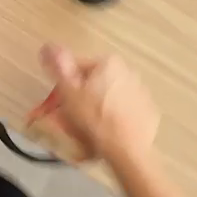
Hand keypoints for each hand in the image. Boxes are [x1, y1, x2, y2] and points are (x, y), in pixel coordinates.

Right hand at [30, 44, 160, 164]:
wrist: (127, 150)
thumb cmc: (94, 118)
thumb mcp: (69, 91)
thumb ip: (58, 66)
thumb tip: (47, 46)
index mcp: (108, 62)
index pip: (76, 69)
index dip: (62, 86)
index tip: (55, 105)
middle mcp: (128, 71)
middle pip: (93, 82)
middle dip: (79, 97)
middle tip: (68, 118)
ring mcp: (141, 91)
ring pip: (108, 95)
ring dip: (96, 106)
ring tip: (86, 128)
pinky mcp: (148, 111)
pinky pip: (124, 110)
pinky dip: (113, 116)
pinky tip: (105, 131)